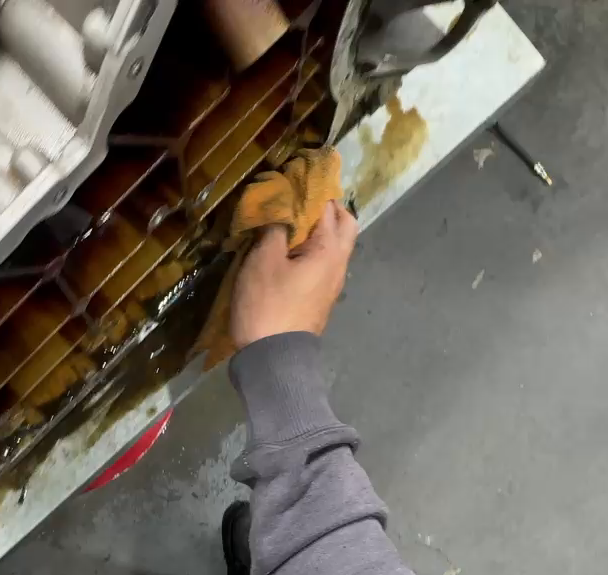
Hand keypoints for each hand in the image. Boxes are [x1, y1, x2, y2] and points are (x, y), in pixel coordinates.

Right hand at [229, 200, 358, 349]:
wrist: (273, 360)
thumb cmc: (268, 306)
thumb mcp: (263, 260)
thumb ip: (275, 228)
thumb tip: (281, 210)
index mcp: (330, 249)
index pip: (329, 205)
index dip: (311, 189)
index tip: (290, 180)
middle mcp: (339, 264)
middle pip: (344, 225)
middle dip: (326, 209)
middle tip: (298, 204)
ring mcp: (332, 286)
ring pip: (335, 247)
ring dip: (318, 233)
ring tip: (289, 229)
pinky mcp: (320, 301)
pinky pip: (323, 265)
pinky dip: (312, 253)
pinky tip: (290, 255)